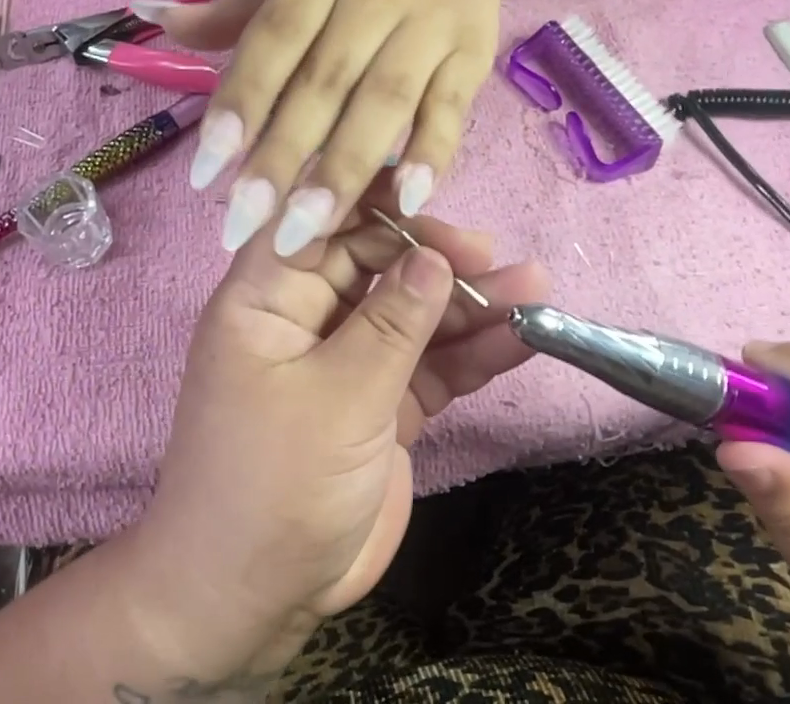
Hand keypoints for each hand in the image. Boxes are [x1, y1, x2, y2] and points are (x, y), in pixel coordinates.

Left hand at [124, 203, 547, 682]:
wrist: (252, 595)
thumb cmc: (274, 483)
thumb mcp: (337, 397)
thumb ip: (391, 324)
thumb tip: (435, 256)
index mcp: (267, 298)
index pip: (321, 225)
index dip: (375, 204)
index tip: (435, 194)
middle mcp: (305, 320)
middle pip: (375, 265)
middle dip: (435, 258)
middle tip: (494, 258)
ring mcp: (345, 365)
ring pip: (412, 316)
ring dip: (469, 305)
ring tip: (537, 289)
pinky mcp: (379, 409)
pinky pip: (428, 367)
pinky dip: (472, 354)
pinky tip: (523, 338)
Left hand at [140, 0, 505, 255]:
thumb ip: (230, 14)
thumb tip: (150, 14)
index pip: (274, 40)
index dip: (239, 104)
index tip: (205, 173)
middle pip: (324, 84)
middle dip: (282, 158)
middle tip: (244, 227)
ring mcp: (429, 29)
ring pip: (384, 104)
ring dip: (343, 171)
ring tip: (302, 232)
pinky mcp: (471, 60)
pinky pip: (451, 112)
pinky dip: (430, 156)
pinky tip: (406, 204)